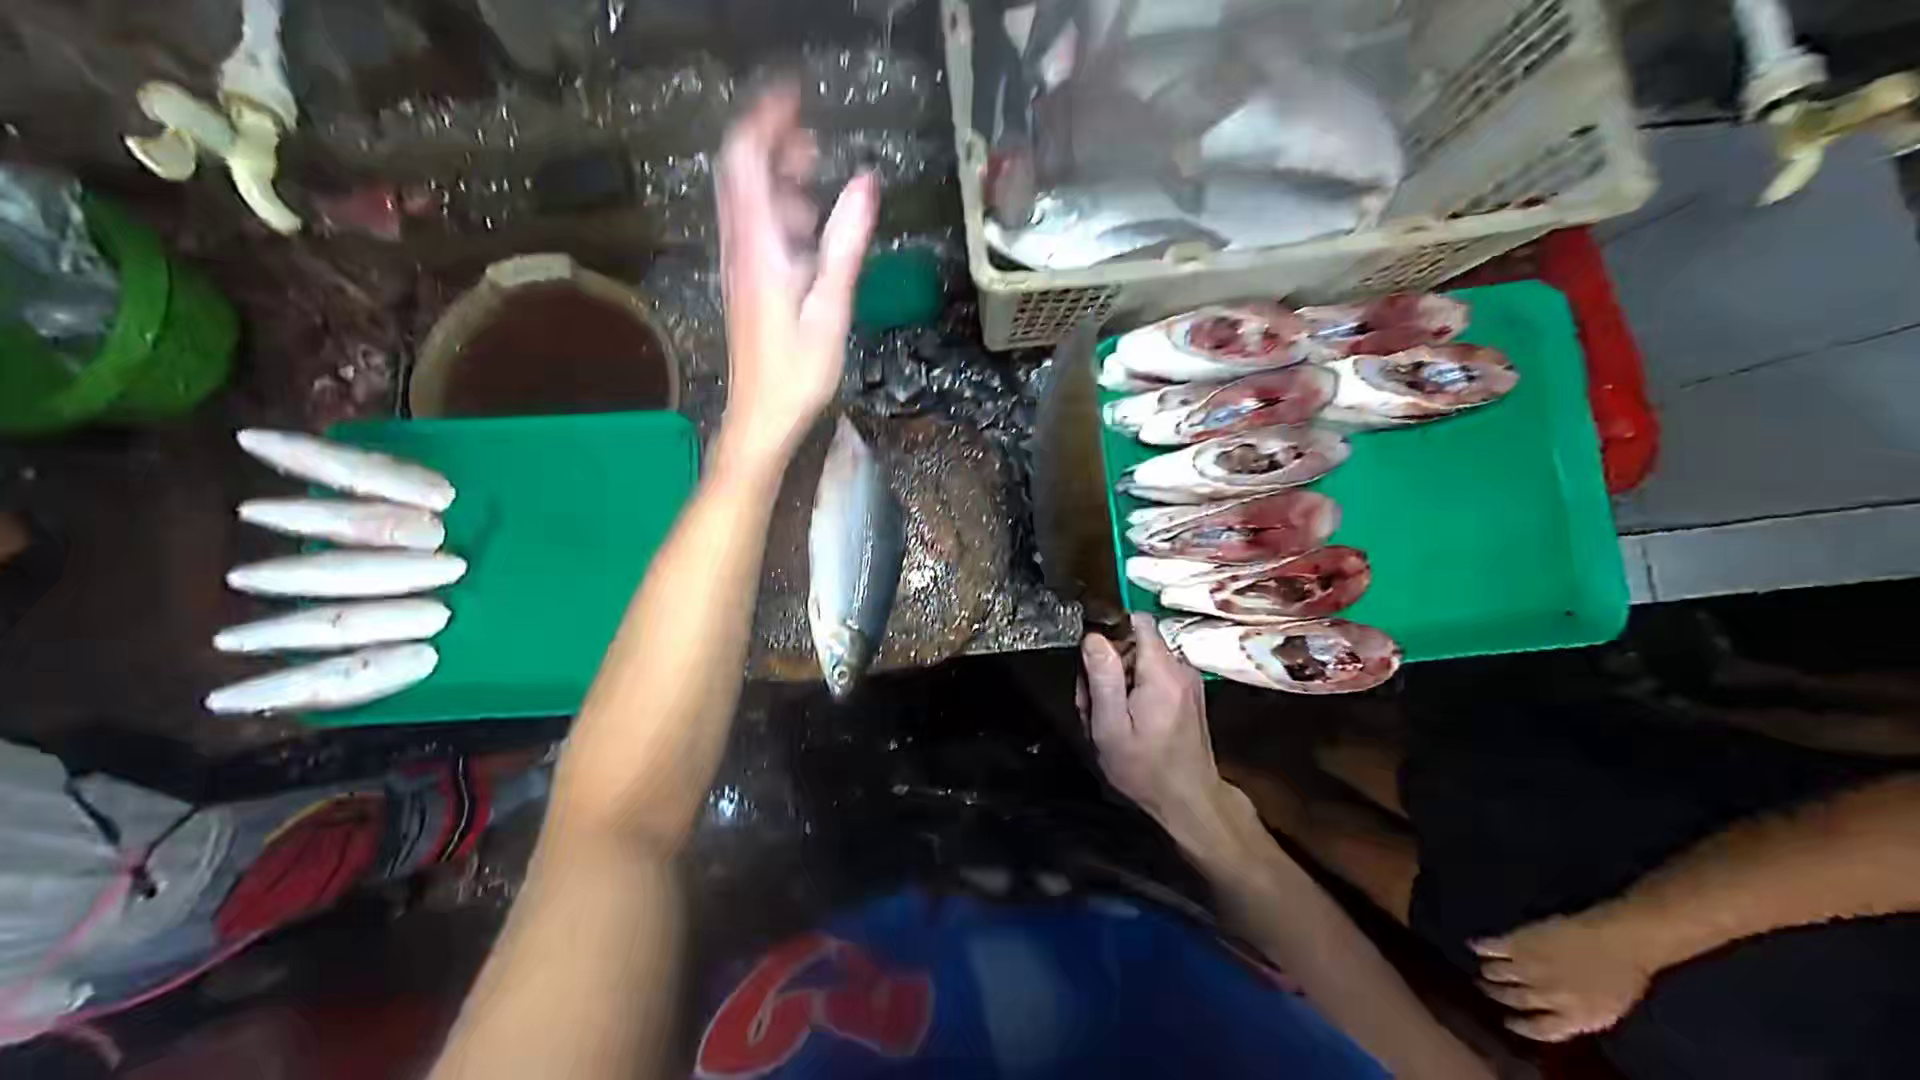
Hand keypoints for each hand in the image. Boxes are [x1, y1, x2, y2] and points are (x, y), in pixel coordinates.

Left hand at [715, 84, 877, 462]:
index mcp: (757, 248)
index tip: (797, 100)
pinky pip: (756, 231)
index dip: (766, 122)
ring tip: (817, 180)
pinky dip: (779, 214)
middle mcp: (739, 249)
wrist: (760, 419)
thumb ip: (844, 245)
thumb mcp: (829, 309)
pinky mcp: (747, 285)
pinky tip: (808, 232)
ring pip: (747, 202)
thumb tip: (865, 184)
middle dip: (773, 145)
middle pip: (741, 173)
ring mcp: (739, 267)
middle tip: (813, 142)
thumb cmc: (796, 373)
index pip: (746, 161)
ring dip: (778, 180)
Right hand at [1080, 613, 1258, 857]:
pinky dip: (1133, 689)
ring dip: (1118, 680)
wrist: (1189, 802)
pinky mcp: (1187, 690)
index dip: (1109, 632)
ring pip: (1140, 658)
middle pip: (1134, 641)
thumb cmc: (1145, 770)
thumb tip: (1093, 636)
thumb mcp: (1110, 727)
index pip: (1136, 620)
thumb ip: (1102, 678)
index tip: (1092, 661)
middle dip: (1108, 664)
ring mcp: (1187, 679)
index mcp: (1162, 673)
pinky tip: (1126, 719)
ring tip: (1108, 716)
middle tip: (1094, 702)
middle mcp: (1181, 667)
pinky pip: (1152, 673)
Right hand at [1470, 907, 1662, 1041]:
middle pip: (1512, 998)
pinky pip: (1490, 946)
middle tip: (1486, 988)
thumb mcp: (1605, 1009)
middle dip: (1496, 994)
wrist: (1617, 941)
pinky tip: (1473, 945)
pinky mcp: (1517, 941)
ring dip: (1488, 973)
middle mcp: (1545, 995)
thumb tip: (1550, 1013)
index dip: (1520, 1026)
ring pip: (1496, 973)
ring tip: (1484, 970)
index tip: (1509, 1021)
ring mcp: (1528, 967)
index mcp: (1572, 1018)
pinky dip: (1480, 947)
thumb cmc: (1622, 978)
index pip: (1538, 1029)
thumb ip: (1575, 1014)